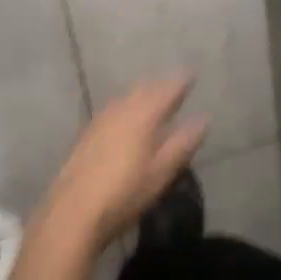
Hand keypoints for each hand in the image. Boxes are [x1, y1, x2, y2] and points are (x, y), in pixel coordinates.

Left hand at [32, 75, 209, 246]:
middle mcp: (122, 109)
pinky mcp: (89, 131)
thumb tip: (204, 118)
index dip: (180, 82)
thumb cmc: (125, 192)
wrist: (76, 208)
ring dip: (142, 92)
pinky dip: (127, 103)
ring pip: (127, 96)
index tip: (191, 73)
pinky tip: (126, 114)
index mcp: (143, 115)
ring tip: (153, 94)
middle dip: (160, 84)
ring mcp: (102, 118)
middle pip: (144, 89)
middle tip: (174, 83)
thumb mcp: (161, 171)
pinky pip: (114, 106)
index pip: (166, 91)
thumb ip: (183, 143)